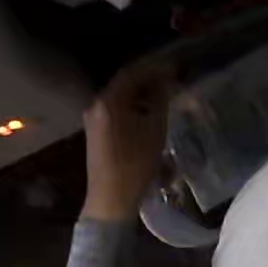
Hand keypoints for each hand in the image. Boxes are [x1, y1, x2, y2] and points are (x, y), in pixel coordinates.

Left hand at [81, 60, 173, 221]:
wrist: (111, 200)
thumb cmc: (135, 165)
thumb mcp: (154, 129)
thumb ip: (159, 99)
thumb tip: (166, 77)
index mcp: (108, 102)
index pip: (132, 73)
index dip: (154, 68)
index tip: (174, 67)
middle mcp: (96, 105)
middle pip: (124, 83)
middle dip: (148, 79)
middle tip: (171, 78)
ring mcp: (93, 118)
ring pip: (120, 97)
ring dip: (141, 92)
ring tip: (164, 94)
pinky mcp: (96, 131)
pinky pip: (115, 109)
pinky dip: (133, 105)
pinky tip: (149, 112)